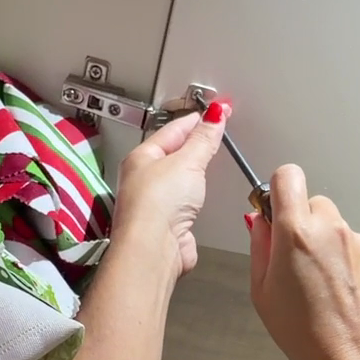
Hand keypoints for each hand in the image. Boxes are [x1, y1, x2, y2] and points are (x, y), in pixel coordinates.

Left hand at [111, 101, 228, 276]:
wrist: (154, 249)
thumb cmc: (157, 205)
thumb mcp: (187, 162)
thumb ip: (204, 139)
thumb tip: (214, 115)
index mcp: (141, 157)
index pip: (174, 129)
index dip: (198, 118)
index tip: (219, 110)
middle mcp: (144, 179)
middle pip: (175, 152)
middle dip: (196, 142)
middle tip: (217, 129)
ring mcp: (156, 203)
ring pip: (179, 177)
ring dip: (195, 169)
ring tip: (210, 157)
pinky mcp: (169, 223)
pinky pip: (186, 200)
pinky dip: (196, 193)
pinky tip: (202, 193)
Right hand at [247, 165, 359, 359]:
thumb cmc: (304, 334)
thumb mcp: (263, 292)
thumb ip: (260, 248)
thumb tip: (261, 223)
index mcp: (296, 233)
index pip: (288, 176)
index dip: (278, 189)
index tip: (275, 212)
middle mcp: (331, 229)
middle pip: (313, 202)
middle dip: (302, 222)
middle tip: (295, 259)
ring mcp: (359, 242)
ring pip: (335, 227)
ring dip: (325, 244)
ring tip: (320, 285)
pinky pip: (354, 247)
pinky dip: (345, 262)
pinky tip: (340, 293)